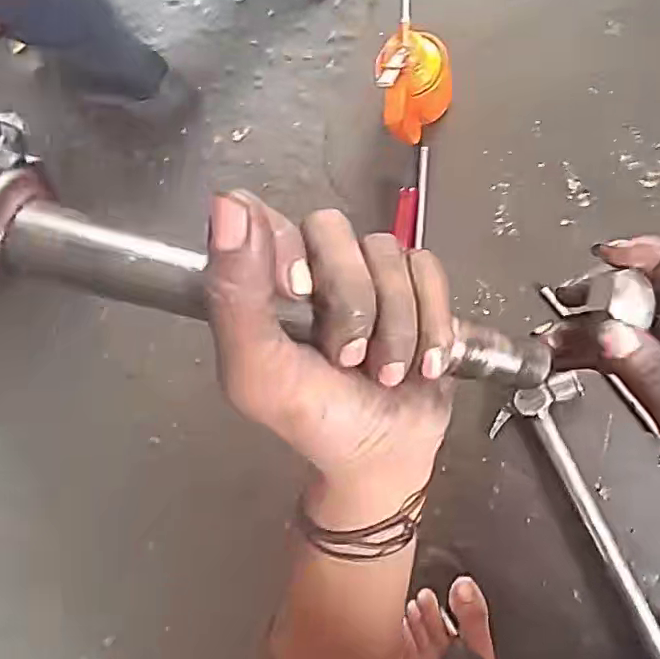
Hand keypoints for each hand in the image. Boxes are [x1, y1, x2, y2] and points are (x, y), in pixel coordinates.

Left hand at [204, 191, 455, 523]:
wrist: (386, 454)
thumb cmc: (316, 418)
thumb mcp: (259, 372)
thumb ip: (235, 295)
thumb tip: (227, 204)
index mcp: (266, 281)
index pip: (271, 217)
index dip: (290, 249)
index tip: (298, 296)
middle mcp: (316, 266)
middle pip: (336, 230)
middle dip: (353, 301)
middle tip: (351, 358)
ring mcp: (370, 273)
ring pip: (389, 253)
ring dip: (397, 326)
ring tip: (388, 374)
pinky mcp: (417, 286)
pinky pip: (428, 270)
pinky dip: (432, 322)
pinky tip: (424, 363)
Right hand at [548, 237, 659, 565]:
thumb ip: (655, 381)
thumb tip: (609, 333)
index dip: (659, 257)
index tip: (609, 255)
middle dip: (619, 293)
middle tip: (571, 299)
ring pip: (655, 325)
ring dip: (606, 326)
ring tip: (558, 334)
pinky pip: (648, 354)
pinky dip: (612, 354)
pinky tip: (574, 358)